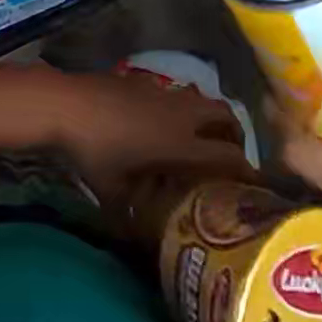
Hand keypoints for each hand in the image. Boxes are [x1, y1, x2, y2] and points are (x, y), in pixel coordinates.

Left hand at [52, 72, 252, 216]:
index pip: (230, 156)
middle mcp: (180, 115)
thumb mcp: (111, 192)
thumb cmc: (92, 151)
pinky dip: (181, 106)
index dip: (248, 171)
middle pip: (226, 116)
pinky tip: (162, 121)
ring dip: (210, 116)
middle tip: (230, 154)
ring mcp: (162, 92)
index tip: (256, 185)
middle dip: (236, 134)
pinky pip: (175, 92)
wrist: (65, 103)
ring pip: (202, 99)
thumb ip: (130, 217)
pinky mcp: (143, 80)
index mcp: (181, 144)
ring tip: (200, 137)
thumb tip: (136, 241)